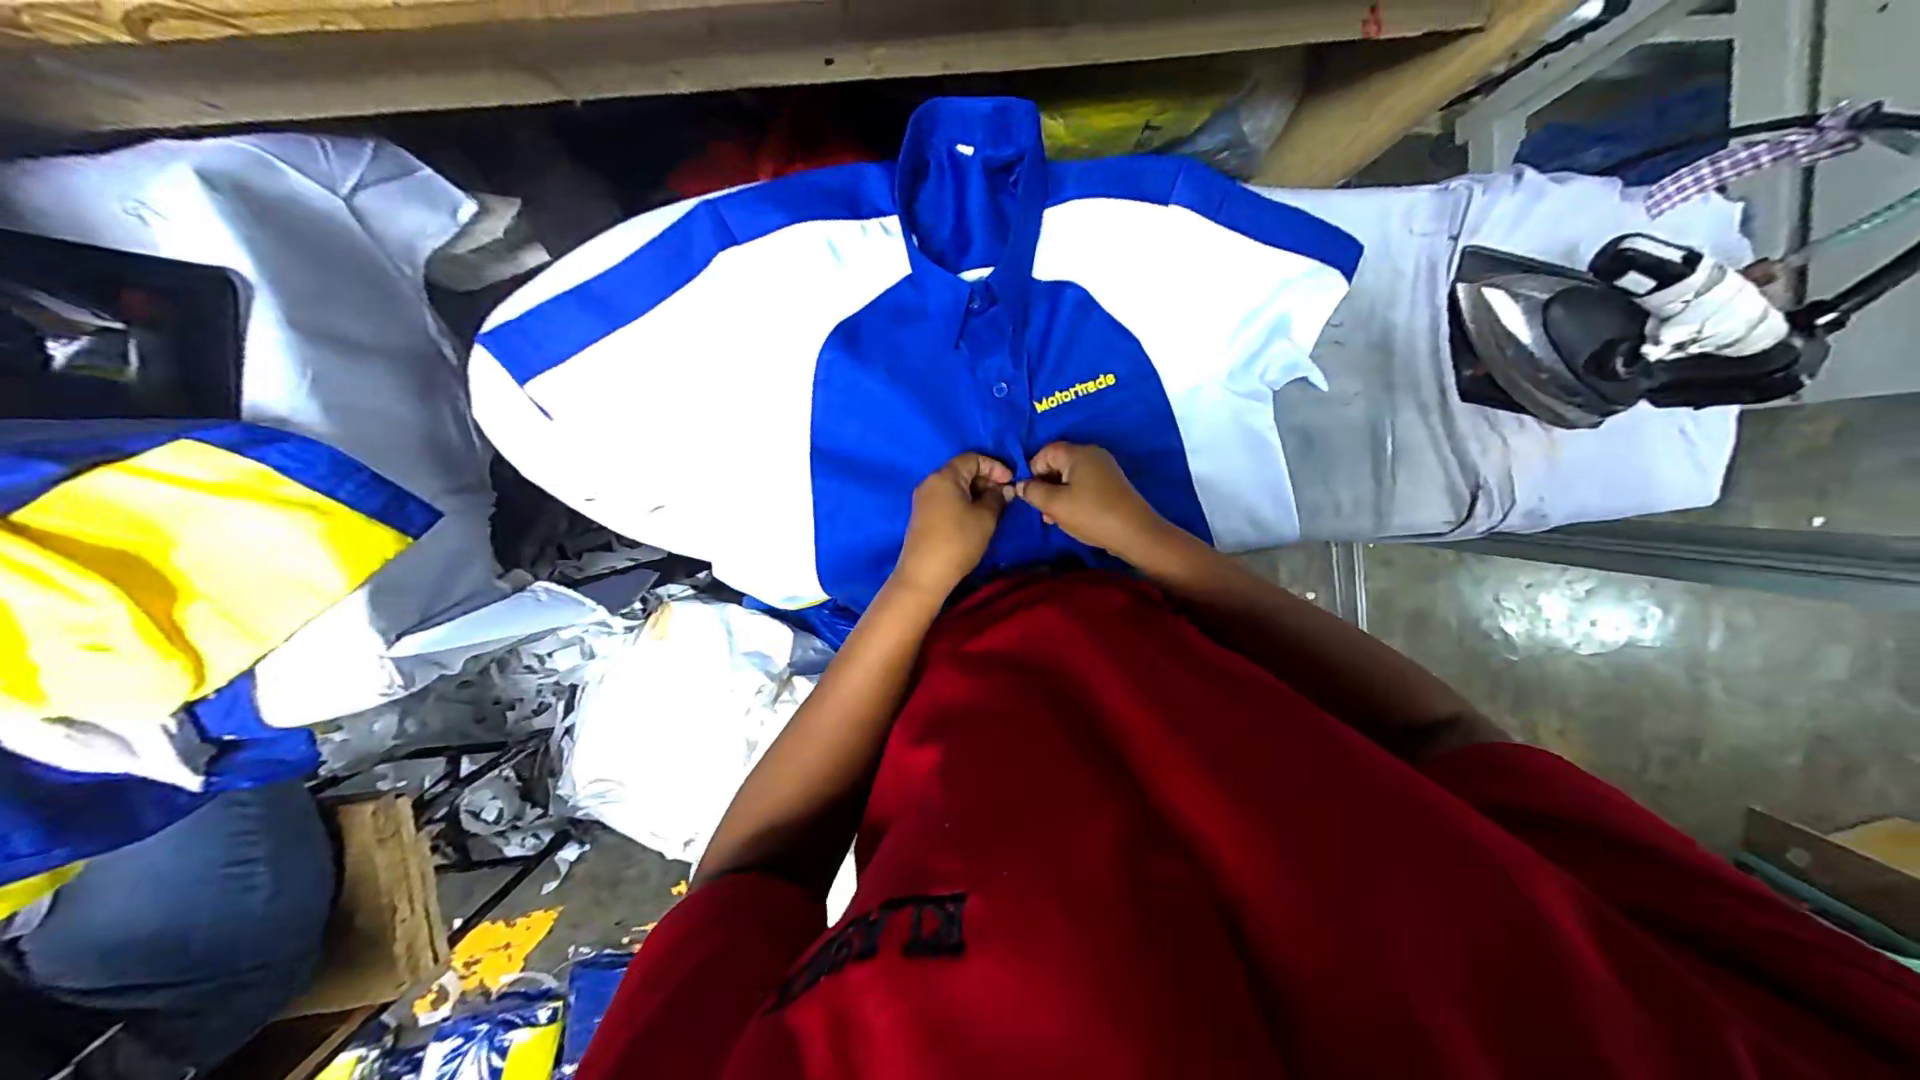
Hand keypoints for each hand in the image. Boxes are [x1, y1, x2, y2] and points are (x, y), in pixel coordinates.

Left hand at [894, 453, 1014, 595]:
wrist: (925, 574)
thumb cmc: (958, 541)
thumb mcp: (985, 518)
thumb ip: (998, 498)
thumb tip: (1005, 489)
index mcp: (944, 476)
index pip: (972, 458)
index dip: (995, 466)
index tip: (1011, 481)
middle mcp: (930, 481)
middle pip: (962, 470)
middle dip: (986, 479)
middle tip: (1005, 495)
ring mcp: (923, 498)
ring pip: (954, 486)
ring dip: (976, 491)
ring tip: (994, 506)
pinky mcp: (922, 514)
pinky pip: (946, 498)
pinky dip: (963, 501)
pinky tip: (976, 516)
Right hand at [1016, 442, 1179, 563]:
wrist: (1135, 532)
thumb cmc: (1091, 514)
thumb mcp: (1055, 505)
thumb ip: (1033, 492)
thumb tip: (1020, 485)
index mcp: (1078, 453)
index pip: (1045, 452)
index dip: (1032, 470)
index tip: (1030, 493)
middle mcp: (1092, 454)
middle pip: (1058, 463)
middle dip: (1045, 484)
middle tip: (1042, 509)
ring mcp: (1104, 469)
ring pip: (1070, 476)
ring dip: (1057, 494)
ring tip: (1054, 517)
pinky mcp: (1111, 484)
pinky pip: (1084, 484)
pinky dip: (1073, 497)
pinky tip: (1071, 516)